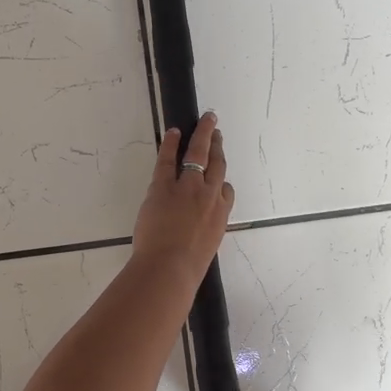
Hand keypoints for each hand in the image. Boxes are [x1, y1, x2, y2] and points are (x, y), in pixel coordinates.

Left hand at [131, 112, 233, 281]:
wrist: (169, 266)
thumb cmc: (187, 268)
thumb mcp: (205, 252)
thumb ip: (203, 236)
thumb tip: (195, 236)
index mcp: (221, 217)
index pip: (227, 192)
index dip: (222, 183)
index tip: (219, 179)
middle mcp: (210, 197)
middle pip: (218, 164)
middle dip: (218, 146)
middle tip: (218, 132)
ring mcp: (188, 188)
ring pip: (199, 154)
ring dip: (204, 135)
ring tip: (206, 122)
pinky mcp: (164, 186)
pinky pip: (168, 160)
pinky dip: (171, 144)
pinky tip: (174, 132)